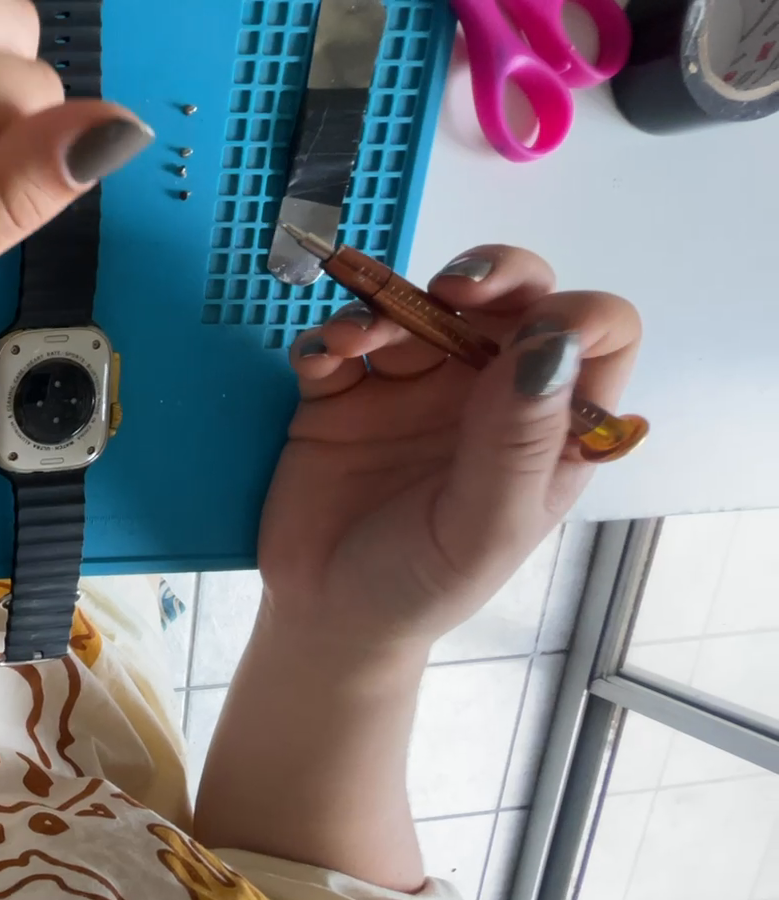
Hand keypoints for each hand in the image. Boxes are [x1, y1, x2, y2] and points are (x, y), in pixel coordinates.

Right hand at [257, 245, 641, 645]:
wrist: (322, 611)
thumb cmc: (418, 583)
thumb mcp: (482, 526)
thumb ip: (515, 443)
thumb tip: (545, 344)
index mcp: (542, 425)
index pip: (591, 339)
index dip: (575, 317)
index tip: (532, 331)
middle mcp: (476, 396)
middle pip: (502, 305)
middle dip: (485, 278)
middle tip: (450, 288)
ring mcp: (399, 395)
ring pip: (408, 317)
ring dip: (383, 313)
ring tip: (352, 343)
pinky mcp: (333, 403)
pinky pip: (332, 352)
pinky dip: (323, 342)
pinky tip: (319, 359)